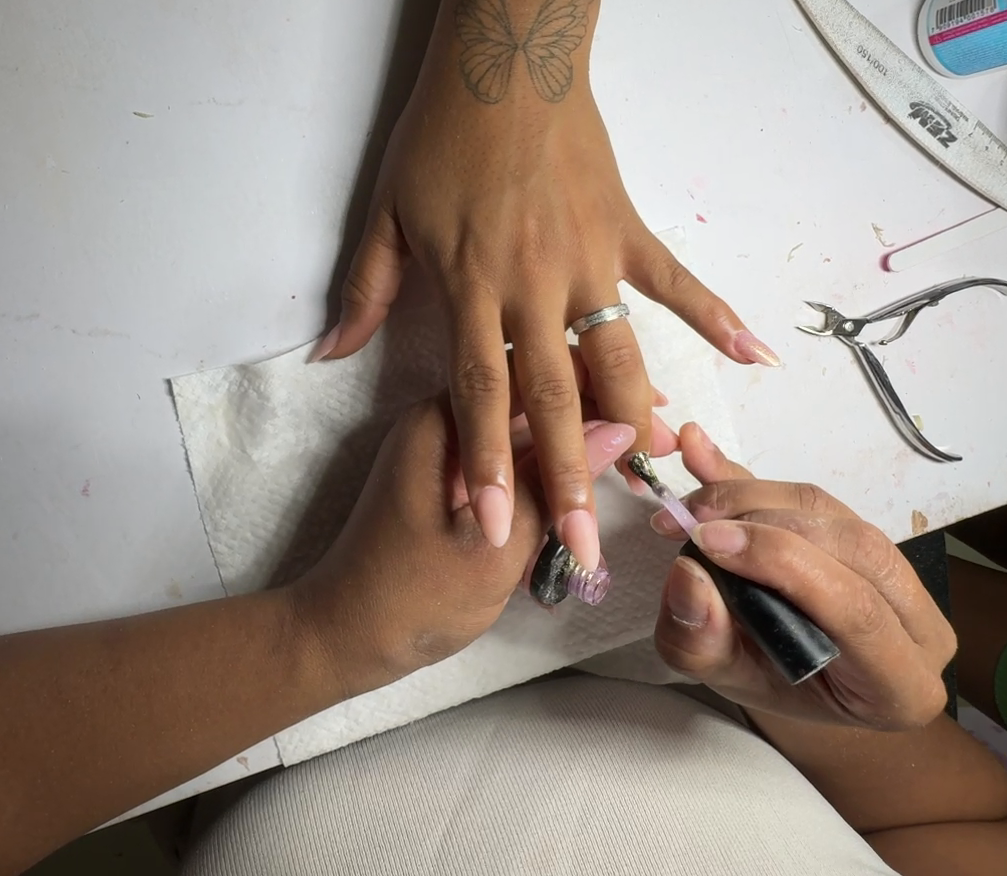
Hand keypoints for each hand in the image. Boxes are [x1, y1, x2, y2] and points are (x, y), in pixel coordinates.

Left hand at [287, 399, 637, 697]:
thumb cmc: (414, 595)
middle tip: (661, 443)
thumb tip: (618, 429)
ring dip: (577, 444)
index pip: (534, 375)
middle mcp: (442, 416)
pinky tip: (587, 485)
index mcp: (444, 417)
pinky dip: (547, 468)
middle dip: (599, 416)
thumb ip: (554, 483)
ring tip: (636, 463)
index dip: (603, 391)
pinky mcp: (448, 472)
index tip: (660, 417)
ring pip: (524, 427)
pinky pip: (507, 454)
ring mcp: (444, 444)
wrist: (345, 631)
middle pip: (533, 397)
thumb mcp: (495, 545)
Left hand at [320, 83, 772, 571]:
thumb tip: (329, 353)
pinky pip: (674, 279)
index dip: (487, 465)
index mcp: (472, 287)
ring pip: (620, 354)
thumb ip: (365, 292)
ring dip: (639, 417)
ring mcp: (590, 259)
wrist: (506, 56)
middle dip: (570, 477)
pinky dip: (714, 314)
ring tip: (662, 476)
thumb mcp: (386, 214)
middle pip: (555, 397)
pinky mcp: (627, 229)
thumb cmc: (439, 137)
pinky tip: (756, 354)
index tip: (498, 530)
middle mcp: (535, 286)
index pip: (479, 394)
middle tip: (590, 549)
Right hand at [652, 424, 954, 729]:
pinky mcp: (863, 533)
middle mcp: (919, 626)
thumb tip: (690, 572)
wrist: (790, 675)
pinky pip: (809, 495)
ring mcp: (900, 573)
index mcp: (899, 684)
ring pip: (830, 510)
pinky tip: (702, 460)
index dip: (780, 562)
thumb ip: (702, 640)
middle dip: (760, 519)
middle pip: (852, 546)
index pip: (857, 611)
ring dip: (749, 496)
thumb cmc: (767, 684)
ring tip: (688, 507)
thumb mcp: (723, 678)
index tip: (703, 541)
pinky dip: (748, 481)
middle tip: (687, 519)